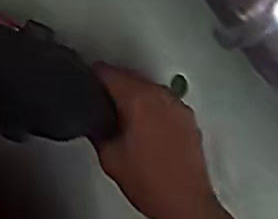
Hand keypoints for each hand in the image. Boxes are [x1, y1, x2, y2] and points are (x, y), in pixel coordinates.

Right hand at [92, 65, 230, 218]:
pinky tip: (149, 129)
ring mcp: (176, 104)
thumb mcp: (110, 158)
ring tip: (128, 121)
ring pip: (148, 87)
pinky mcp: (188, 116)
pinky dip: (155, 107)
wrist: (185, 205)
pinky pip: (165, 100)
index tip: (89, 80)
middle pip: (129, 76)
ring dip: (136, 96)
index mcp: (138, 98)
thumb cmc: (154, 184)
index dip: (93, 75)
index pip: (108, 72)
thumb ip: (97, 130)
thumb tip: (94, 120)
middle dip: (115, 87)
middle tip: (105, 105)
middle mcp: (159, 94)